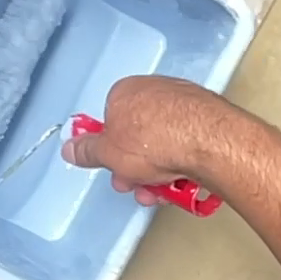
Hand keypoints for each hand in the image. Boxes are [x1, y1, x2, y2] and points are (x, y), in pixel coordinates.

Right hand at [62, 76, 229, 203]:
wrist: (210, 143)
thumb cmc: (157, 141)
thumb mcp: (108, 154)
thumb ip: (86, 151)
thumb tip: (70, 149)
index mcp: (125, 91)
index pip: (110, 119)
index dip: (110, 148)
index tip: (114, 166)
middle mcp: (154, 89)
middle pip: (137, 134)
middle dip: (134, 165)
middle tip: (136, 184)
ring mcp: (184, 101)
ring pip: (163, 142)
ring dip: (157, 170)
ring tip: (161, 190)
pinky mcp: (208, 116)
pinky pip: (186, 142)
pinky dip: (181, 162)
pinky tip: (182, 180)